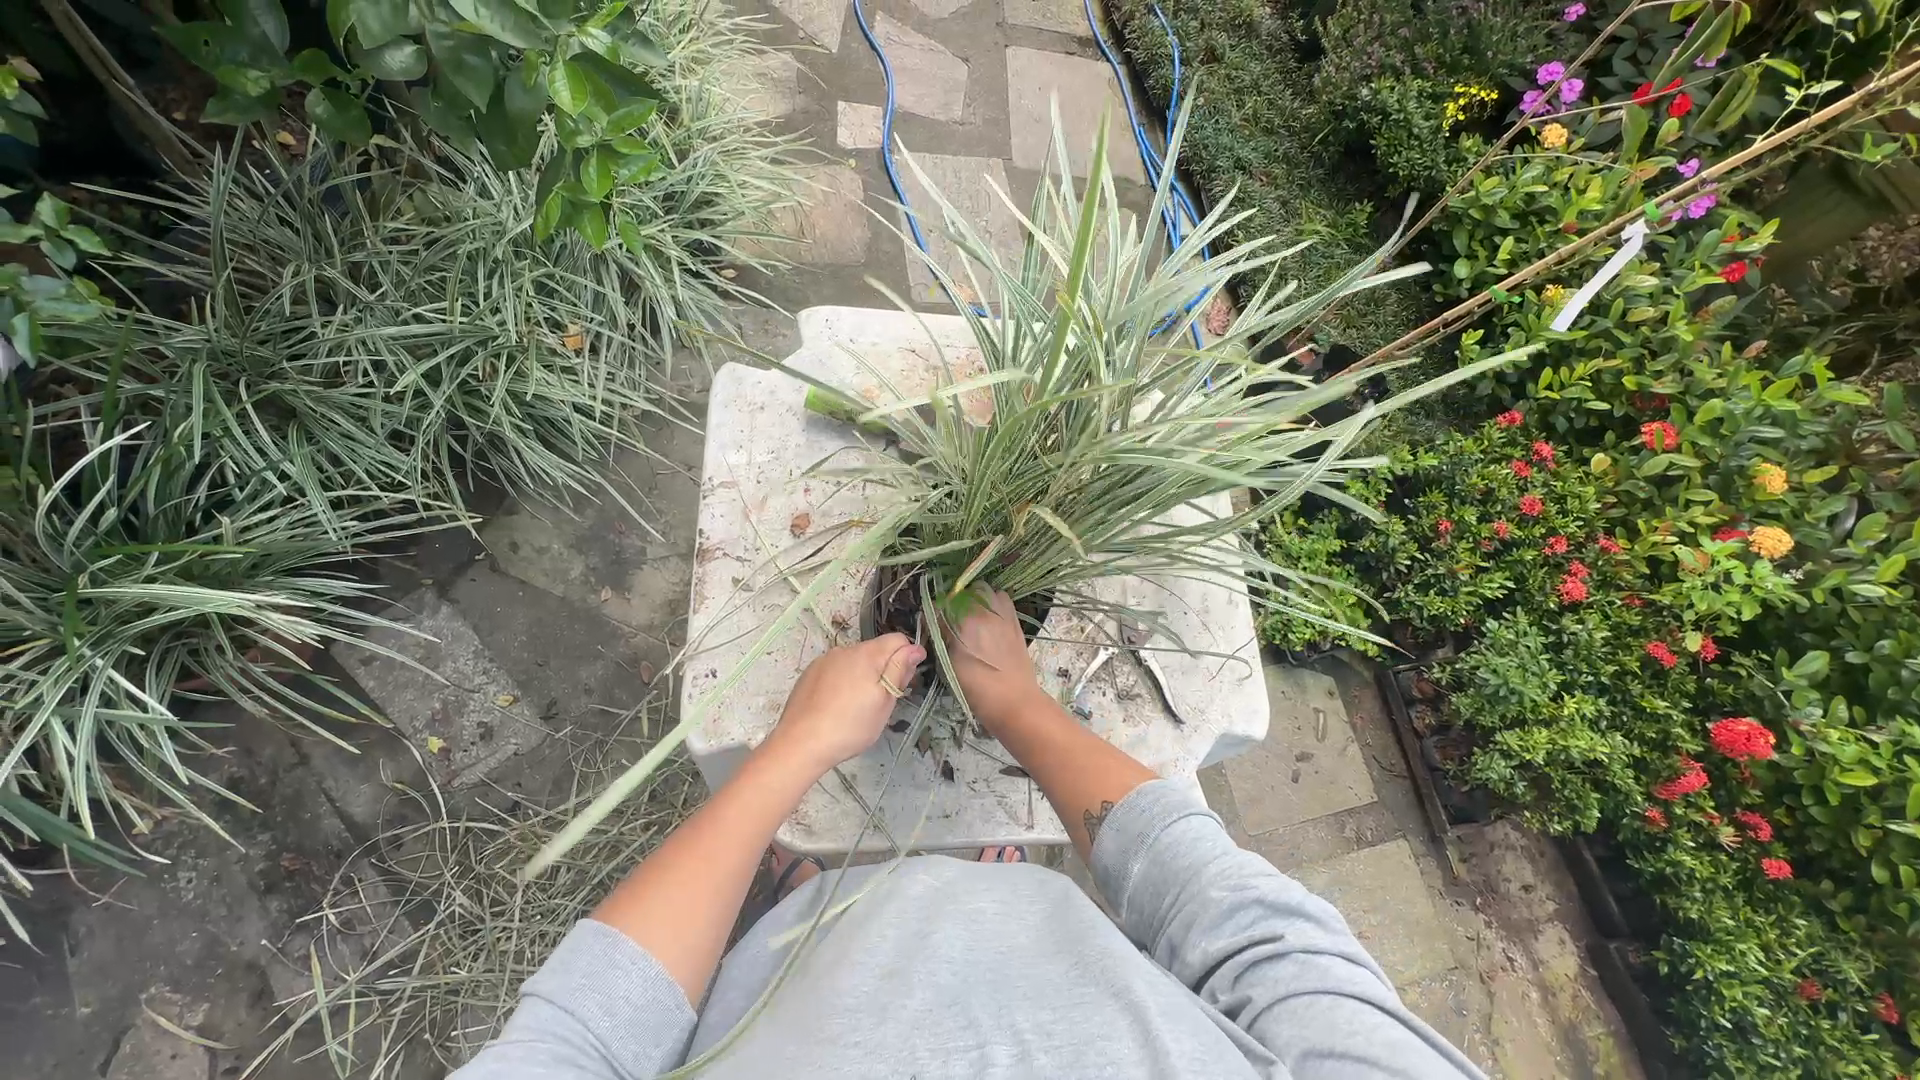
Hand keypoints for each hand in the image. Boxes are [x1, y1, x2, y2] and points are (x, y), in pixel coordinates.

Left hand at [763, 633, 925, 774]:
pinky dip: (843, 682)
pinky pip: (836, 670)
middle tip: (880, 702)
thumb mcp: (884, 701)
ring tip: (855, 707)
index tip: (903, 683)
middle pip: (876, 650)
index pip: (898, 640)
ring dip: (863, 676)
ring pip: (855, 661)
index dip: (907, 658)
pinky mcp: (810, 673)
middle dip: (884, 669)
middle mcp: (845, 650)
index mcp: (867, 654)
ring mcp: (825, 660)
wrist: (800, 742)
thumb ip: (899, 670)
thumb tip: (914, 649)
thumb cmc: (850, 726)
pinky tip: (836, 706)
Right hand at [942, 586, 1046, 732]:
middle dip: (955, 601)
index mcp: (966, 622)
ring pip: (985, 590)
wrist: (1016, 702)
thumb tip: (934, 622)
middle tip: (951, 618)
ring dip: (975, 597)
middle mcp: (986, 611)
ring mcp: (1003, 614)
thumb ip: (942, 638)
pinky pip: (1002, 599)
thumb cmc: (978, 689)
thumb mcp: (950, 665)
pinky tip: (989, 618)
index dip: (935, 612)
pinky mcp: (1015, 621)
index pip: (943, 604)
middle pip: (965, 591)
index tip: (933, 624)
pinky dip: (993, 602)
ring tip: (971, 615)